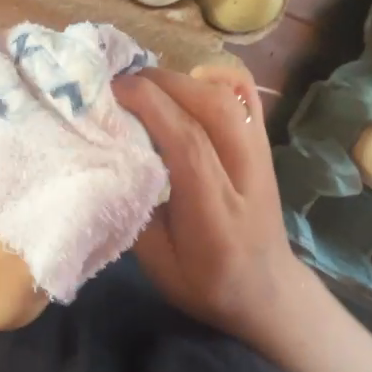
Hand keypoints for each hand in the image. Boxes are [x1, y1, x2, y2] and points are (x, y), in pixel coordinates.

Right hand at [113, 65, 315, 348]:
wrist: (268, 293)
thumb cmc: (205, 280)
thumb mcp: (156, 260)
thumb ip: (132, 207)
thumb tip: (103, 154)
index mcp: (215, 215)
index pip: (189, 145)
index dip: (151, 108)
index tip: (112, 92)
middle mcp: (246, 178)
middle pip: (212, 109)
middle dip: (162, 84)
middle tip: (121, 83)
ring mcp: (261, 157)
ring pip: (228, 97)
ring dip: (181, 79)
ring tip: (144, 82)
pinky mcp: (263, 144)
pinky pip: (246, 96)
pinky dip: (216, 78)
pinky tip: (188, 80)